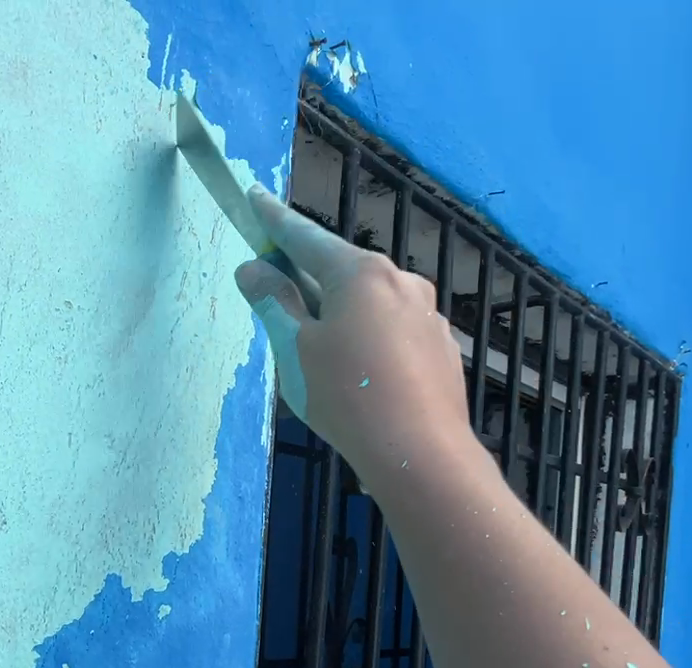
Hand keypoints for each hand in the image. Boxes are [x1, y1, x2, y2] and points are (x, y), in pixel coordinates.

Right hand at [232, 185, 470, 492]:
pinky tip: (354, 377)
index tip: (254, 196)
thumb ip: (273, 303)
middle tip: (278, 312)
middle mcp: (399, 280)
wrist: (415, 448)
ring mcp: (426, 311)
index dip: (274, 220)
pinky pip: (388, 328)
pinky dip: (363, 340)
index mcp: (359, 274)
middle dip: (305, 283)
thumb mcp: (293, 348)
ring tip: (317, 362)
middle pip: (338, 271)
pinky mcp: (438, 343)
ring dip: (335, 317)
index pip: (305, 237)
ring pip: (365, 303)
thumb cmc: (343, 394)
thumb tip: (252, 268)